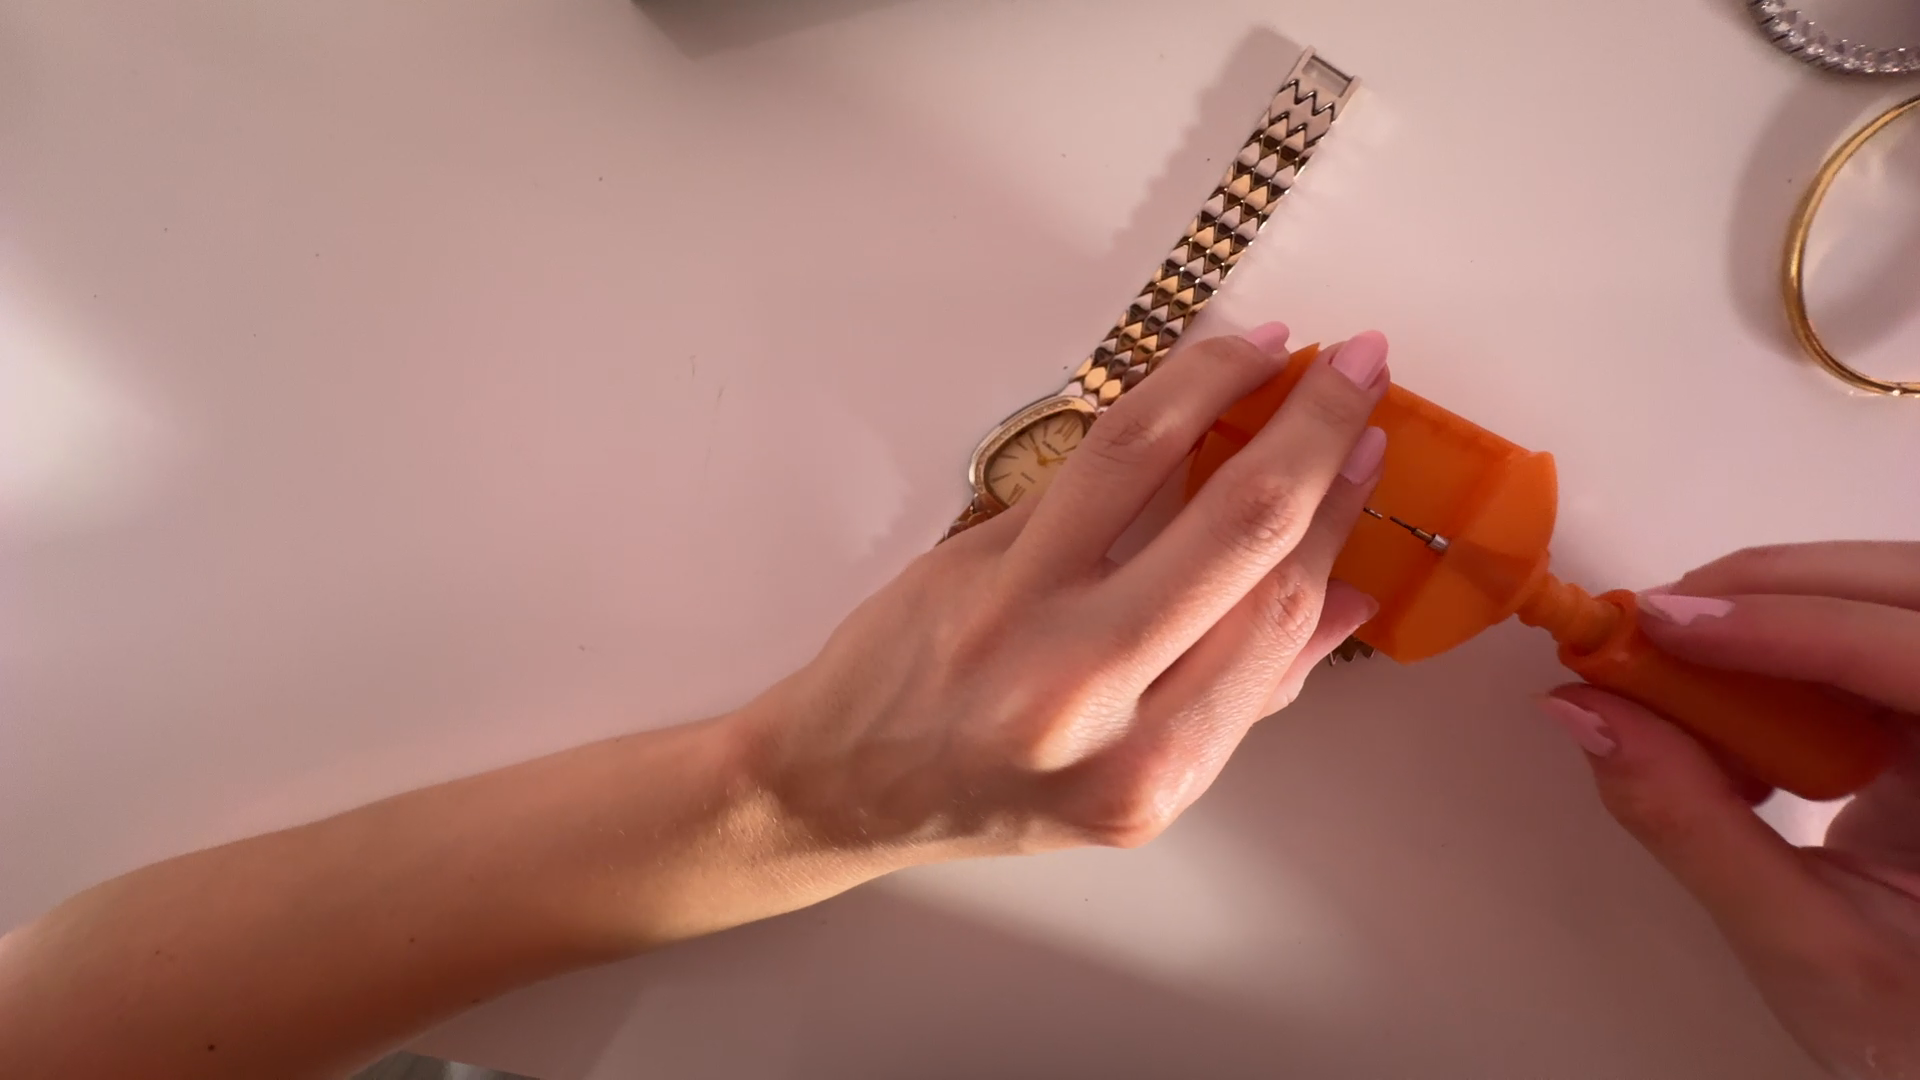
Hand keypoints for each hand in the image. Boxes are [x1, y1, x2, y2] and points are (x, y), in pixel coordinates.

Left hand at [741, 325, 1389, 873]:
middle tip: (1356, 365)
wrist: (848, 779)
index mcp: (1148, 768)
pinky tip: (1179, 387)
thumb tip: (1343, 594)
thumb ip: (1242, 695)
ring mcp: (1012, 611)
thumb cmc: (994, 795)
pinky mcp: (964, 559)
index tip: (1368, 450)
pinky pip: (1068, 469)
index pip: (1275, 612)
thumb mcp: (1131, 787)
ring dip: (1218, 379)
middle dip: (1314, 428)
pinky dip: (1138, 412)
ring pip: (1140, 457)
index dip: (1339, 516)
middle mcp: (1085, 688)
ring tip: (1264, 345)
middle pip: (1234, 527)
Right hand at [1542, 541, 1919, 1077]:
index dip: (1794, 626)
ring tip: (1674, 663)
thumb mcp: (1803, 945)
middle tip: (1652, 624)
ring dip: (1766, 605)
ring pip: (1890, 595)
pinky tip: (1723, 695)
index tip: (1655, 624)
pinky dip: (1770, 641)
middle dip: (1773, 587)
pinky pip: (1864, 631)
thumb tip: (1573, 708)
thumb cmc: (1917, 1033)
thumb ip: (1685, 821)